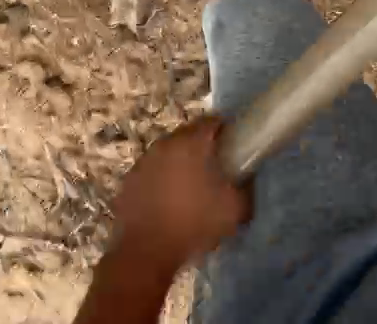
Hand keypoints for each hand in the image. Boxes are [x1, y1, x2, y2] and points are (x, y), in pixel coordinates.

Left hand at [107, 118, 250, 267]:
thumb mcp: (234, 210)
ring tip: (190, 189)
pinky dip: (161, 179)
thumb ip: (247, 187)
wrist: (145, 254)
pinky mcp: (129, 180)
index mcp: (192, 142)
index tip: (234, 150)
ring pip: (169, 152)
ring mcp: (143, 161)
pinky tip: (167, 202)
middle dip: (202, 147)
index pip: (213, 122)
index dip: (226, 133)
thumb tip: (247, 176)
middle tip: (214, 170)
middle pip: (189, 134)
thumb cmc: (194, 225)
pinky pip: (152, 171)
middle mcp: (165, 143)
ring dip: (180, 163)